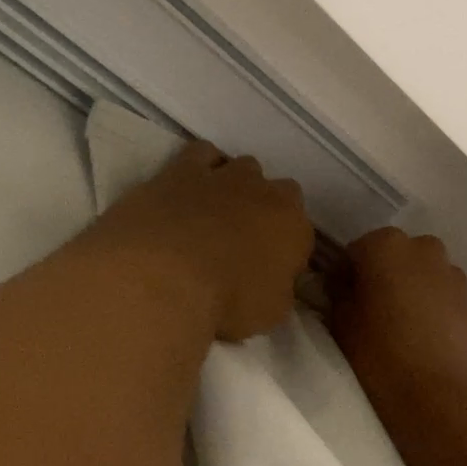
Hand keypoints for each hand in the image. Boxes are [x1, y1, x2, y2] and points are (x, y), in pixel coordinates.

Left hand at [82, 140, 311, 340]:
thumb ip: (280, 290)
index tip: (270, 269)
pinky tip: (191, 186)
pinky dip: (201, 165)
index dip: (286, 248)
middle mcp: (264, 191)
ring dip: (236, 185)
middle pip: (277, 191)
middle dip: (264, 210)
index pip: (301, 232)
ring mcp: (224, 174)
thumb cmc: (226, 300)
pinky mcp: (182, 168)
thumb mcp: (270, 313)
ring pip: (242, 166)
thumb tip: (277, 283)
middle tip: (243, 241)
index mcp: (293, 226)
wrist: (166, 273)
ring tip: (215, 213)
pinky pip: (201, 153)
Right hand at [331, 227, 466, 404]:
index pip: (354, 252)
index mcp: (385, 245)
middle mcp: (421, 247)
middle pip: (391, 255)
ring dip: (407, 286)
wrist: (441, 397)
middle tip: (368, 309)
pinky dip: (429, 302)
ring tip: (398, 323)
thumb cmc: (381, 355)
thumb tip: (343, 282)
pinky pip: (440, 291)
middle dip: (379, 275)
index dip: (344, 275)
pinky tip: (421, 332)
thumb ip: (339, 291)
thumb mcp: (342, 321)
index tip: (339, 299)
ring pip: (419, 272)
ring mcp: (450, 271)